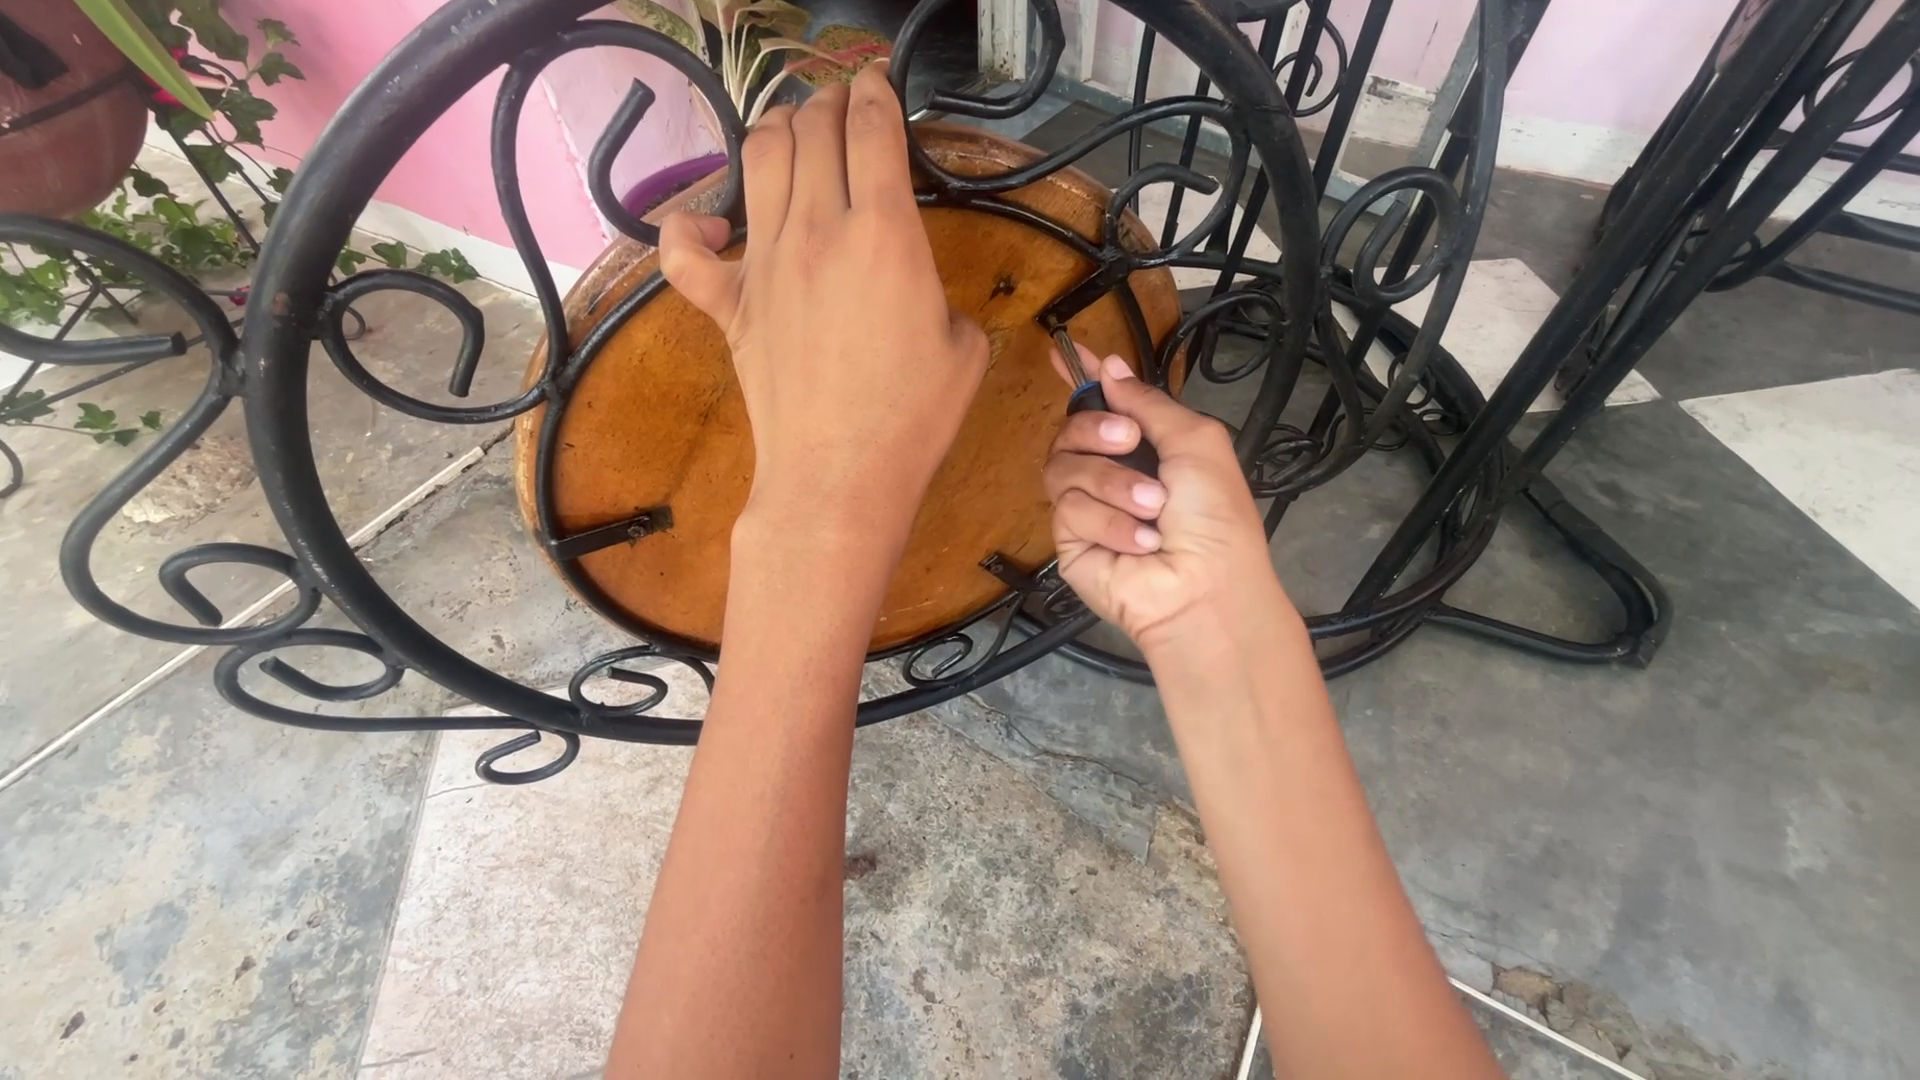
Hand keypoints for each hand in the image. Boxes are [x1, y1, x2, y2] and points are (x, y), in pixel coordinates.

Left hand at [658, 63, 987, 545]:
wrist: (839, 476)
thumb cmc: (912, 420)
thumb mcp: (964, 348)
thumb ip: (943, 296)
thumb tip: (916, 293)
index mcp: (884, 232)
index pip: (871, 126)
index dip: (875, 93)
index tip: (877, 88)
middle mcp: (817, 229)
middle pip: (810, 127)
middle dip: (829, 103)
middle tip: (842, 111)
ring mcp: (763, 263)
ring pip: (757, 156)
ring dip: (777, 130)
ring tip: (794, 136)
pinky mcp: (729, 304)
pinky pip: (685, 248)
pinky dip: (691, 225)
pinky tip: (713, 226)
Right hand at [1044, 344, 1286, 649]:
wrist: (1203, 587)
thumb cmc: (1214, 517)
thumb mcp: (1196, 443)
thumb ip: (1149, 403)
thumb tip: (1108, 366)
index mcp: (1146, 446)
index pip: (1102, 403)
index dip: (1081, 378)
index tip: (1063, 352)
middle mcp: (1111, 471)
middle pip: (1071, 429)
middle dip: (1096, 428)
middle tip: (1127, 440)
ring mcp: (1087, 506)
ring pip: (1063, 465)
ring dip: (1112, 483)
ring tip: (1151, 508)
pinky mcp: (1069, 540)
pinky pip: (1068, 509)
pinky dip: (1108, 521)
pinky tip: (1139, 542)